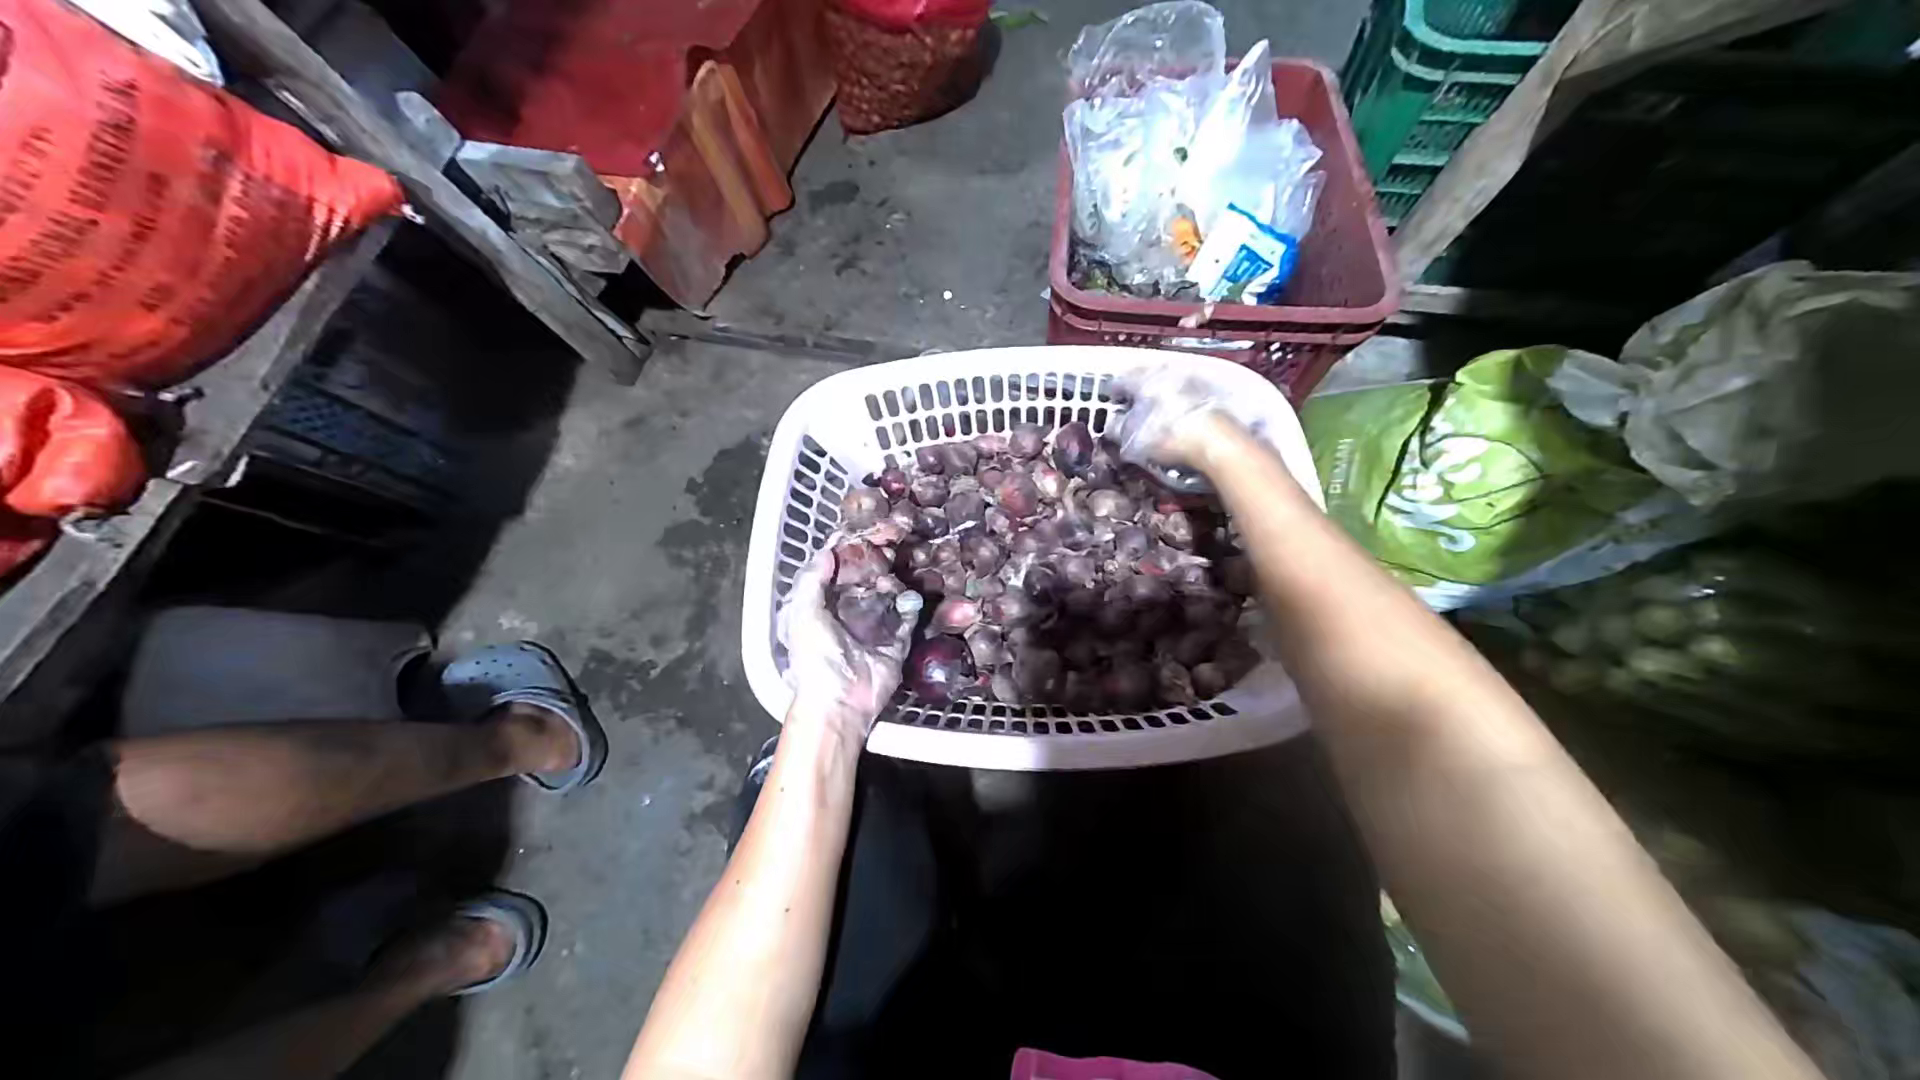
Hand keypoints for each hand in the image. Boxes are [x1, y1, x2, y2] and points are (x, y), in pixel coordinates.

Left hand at [776, 541, 917, 737]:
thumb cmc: (815, 658)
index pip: (838, 572)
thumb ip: (812, 581)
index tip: (866, 531)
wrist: (840, 701)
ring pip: (891, 594)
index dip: (850, 552)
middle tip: (892, 543)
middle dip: (879, 562)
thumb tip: (827, 551)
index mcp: (824, 606)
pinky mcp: (897, 641)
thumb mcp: (803, 614)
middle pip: (868, 579)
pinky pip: (908, 616)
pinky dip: (911, 603)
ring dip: (895, 580)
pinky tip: (910, 593)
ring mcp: (876, 626)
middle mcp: (851, 612)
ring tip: (899, 569)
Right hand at [1112, 367, 1251, 469]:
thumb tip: (1113, 424)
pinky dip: (1180, 403)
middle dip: (1139, 393)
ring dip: (1161, 397)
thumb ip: (1117, 429)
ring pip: (1168, 384)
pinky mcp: (1212, 390)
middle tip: (1134, 411)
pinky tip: (1180, 420)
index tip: (1113, 405)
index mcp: (1144, 379)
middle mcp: (1168, 372)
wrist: (1217, 443)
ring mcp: (1191, 378)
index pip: (1119, 381)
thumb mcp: (1132, 440)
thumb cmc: (1169, 437)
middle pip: (1146, 379)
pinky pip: (1187, 393)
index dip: (1113, 395)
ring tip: (1158, 417)